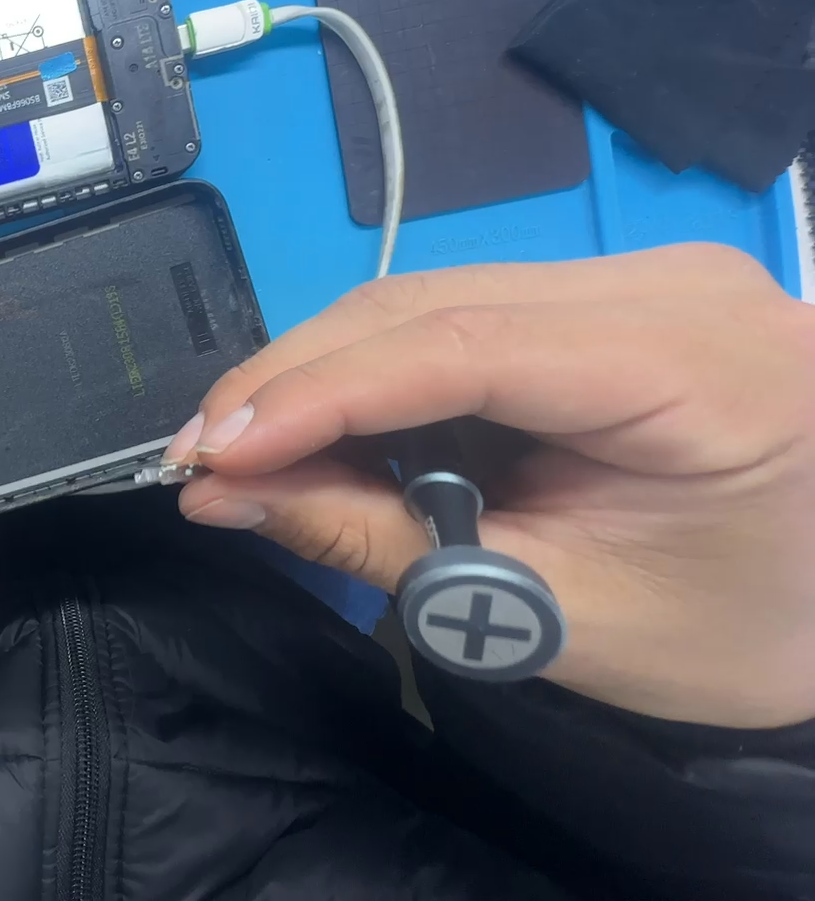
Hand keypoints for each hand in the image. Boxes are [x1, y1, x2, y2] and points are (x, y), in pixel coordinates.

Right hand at [167, 244, 814, 727]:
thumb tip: (212, 495)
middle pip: (408, 310)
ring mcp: (605, 280)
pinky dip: (337, 378)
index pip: (462, 349)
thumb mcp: (536, 608)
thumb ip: (363, 538)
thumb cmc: (712, 629)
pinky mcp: (559, 300)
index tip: (213, 452)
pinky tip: (298, 427)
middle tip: (198, 454)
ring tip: (232, 447)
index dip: (315, 396)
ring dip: (296, 378)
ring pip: (394, 307)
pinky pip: (412, 324)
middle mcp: (654, 285)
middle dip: (282, 383)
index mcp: (710, 368)